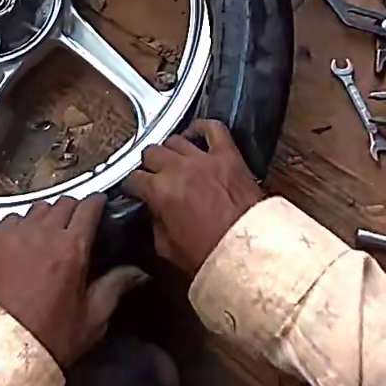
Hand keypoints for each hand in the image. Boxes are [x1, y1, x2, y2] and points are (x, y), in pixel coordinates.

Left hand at [0, 195, 147, 366]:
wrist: (2, 344)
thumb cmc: (53, 335)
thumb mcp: (93, 317)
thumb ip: (116, 287)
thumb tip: (140, 272)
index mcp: (72, 247)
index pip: (88, 208)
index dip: (96, 202)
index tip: (100, 203)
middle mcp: (44, 232)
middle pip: (64, 203)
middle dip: (75, 208)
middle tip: (79, 222)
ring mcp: (16, 232)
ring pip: (38, 208)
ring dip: (50, 214)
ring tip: (52, 230)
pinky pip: (14, 218)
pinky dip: (24, 223)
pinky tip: (26, 238)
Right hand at [122, 119, 263, 275]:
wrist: (253, 257)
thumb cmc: (214, 256)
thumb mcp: (168, 249)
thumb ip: (154, 225)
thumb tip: (153, 214)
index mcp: (159, 191)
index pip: (133, 179)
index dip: (132, 186)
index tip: (134, 191)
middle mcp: (178, 169)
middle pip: (150, 152)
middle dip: (148, 165)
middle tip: (153, 175)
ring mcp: (203, 159)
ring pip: (175, 140)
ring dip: (171, 151)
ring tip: (173, 160)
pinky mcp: (228, 156)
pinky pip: (213, 128)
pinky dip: (202, 127)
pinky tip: (196, 134)